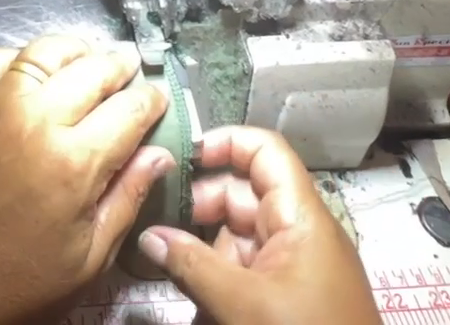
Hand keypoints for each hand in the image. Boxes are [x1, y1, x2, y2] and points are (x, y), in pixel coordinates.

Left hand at [0, 36, 173, 324]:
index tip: (159, 98)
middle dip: (120, 66)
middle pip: (93, 69)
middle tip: (130, 70)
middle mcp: (37, 119)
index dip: (152, 100)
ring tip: (89, 59)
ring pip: (46, 51)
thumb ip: (128, 196)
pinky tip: (35, 72)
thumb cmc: (21, 279)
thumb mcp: (90, 256)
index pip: (129, 110)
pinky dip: (22, 57)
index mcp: (74, 161)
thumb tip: (160, 153)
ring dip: (75, 51)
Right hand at [137, 126, 379, 324]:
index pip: (264, 150)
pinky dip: (219, 280)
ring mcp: (295, 267)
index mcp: (301, 216)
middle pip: (242, 193)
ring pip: (238, 236)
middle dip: (199, 206)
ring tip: (167, 266)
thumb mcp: (244, 306)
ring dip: (204, 250)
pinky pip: (247, 271)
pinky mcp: (289, 298)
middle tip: (158, 222)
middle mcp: (299, 231)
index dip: (224, 142)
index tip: (180, 158)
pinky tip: (195, 303)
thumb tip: (147, 235)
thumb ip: (192, 266)